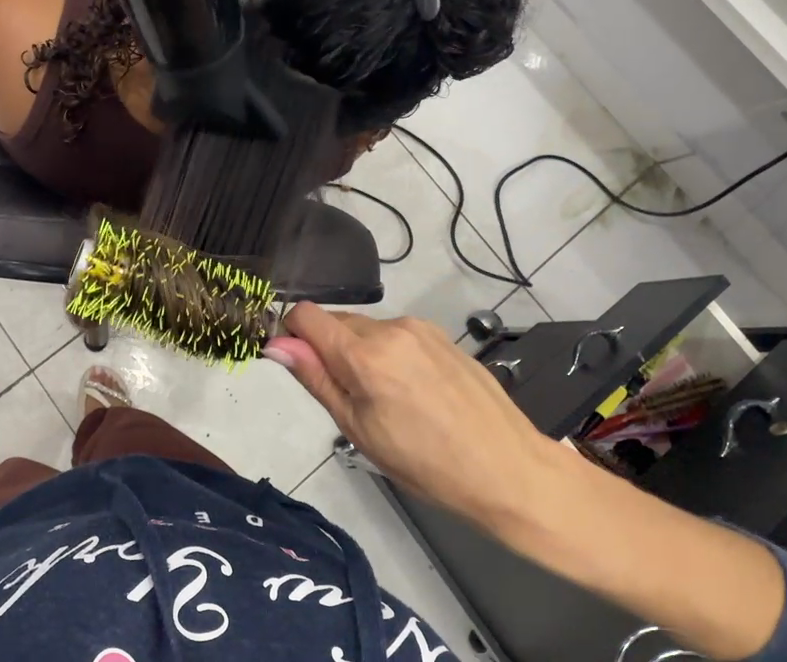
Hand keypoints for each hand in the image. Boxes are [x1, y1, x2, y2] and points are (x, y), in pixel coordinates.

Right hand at [267, 303, 566, 528]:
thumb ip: (316, 379)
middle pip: (336, 321)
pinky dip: (389, 354)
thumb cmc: (427, 464)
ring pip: (366, 328)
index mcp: (364, 354)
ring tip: (388, 399)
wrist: (511, 472)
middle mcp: (390, 328)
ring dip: (360, 352)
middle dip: (330, 349)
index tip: (303, 367)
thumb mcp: (359, 430)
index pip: (305, 315)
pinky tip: (413, 391)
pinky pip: (396, 334)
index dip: (294, 336)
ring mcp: (420, 328)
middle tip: (352, 398)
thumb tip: (275, 344)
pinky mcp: (442, 336)